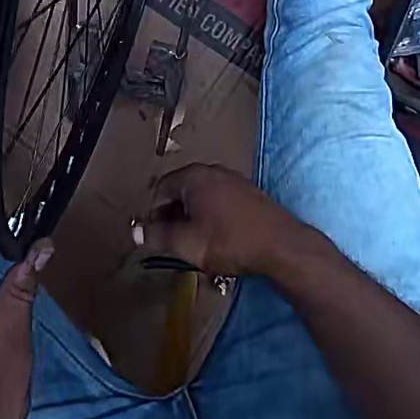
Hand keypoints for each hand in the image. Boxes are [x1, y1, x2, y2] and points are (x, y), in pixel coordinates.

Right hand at [137, 163, 318, 275]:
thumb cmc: (229, 241)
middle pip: (181, 191)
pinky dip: (213, 217)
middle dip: (173, 215)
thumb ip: (157, 235)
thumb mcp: (186, 243)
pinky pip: (221, 201)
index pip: (160, 189)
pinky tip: (219, 238)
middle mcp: (212, 170)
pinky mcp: (251, 194)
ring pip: (202, 197)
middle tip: (173, 240)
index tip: (155, 235)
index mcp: (192, 175)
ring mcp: (234, 180)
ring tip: (196, 242)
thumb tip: (135, 232)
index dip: (153, 213)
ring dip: (194, 217)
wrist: (284, 248)